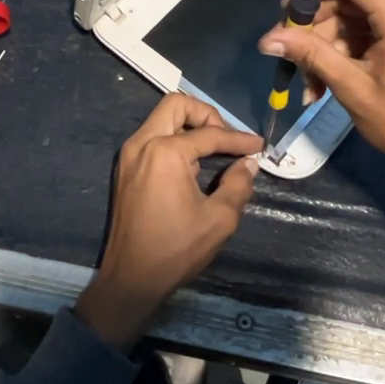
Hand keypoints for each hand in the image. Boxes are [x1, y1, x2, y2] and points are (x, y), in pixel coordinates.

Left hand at [73, 95, 261, 348]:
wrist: (131, 278)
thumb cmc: (176, 250)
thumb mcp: (219, 219)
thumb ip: (237, 185)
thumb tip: (247, 164)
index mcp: (164, 152)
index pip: (209, 134)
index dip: (238, 139)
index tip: (259, 146)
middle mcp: (141, 144)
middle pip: (176, 105)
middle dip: (207, 115)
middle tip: (228, 138)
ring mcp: (129, 155)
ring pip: (161, 119)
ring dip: (189, 126)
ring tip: (215, 150)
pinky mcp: (125, 169)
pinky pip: (152, 138)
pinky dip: (175, 140)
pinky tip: (195, 163)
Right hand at [258, 0, 384, 241]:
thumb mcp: (352, 88)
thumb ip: (310, 55)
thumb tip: (267, 40)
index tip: (286, 14)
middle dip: (318, 27)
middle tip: (292, 58)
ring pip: (361, 14)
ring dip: (332, 43)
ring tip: (311, 82)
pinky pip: (378, 26)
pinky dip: (353, 47)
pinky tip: (332, 77)